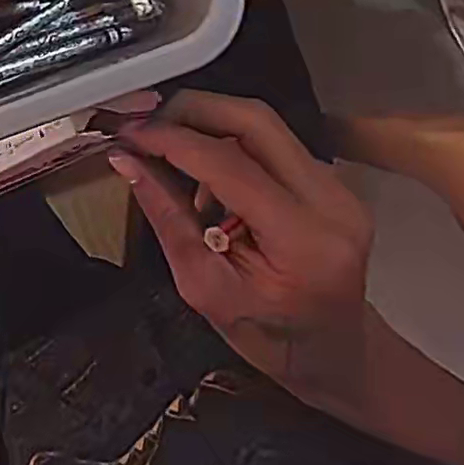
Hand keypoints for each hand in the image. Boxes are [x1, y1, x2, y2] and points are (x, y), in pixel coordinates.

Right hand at [109, 90, 374, 398]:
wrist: (335, 354)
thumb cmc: (271, 337)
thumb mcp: (203, 287)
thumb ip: (166, 217)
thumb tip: (127, 160)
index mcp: (304, 241)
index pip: (229, 164)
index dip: (172, 140)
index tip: (131, 135)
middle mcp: (331, 201)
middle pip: (253, 119)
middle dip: (190, 110)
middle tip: (147, 125)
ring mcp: (336, 184)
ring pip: (260, 121)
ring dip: (205, 120)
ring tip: (167, 145)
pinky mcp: (327, 176)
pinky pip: (267, 137)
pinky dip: (224, 138)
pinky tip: (201, 166)